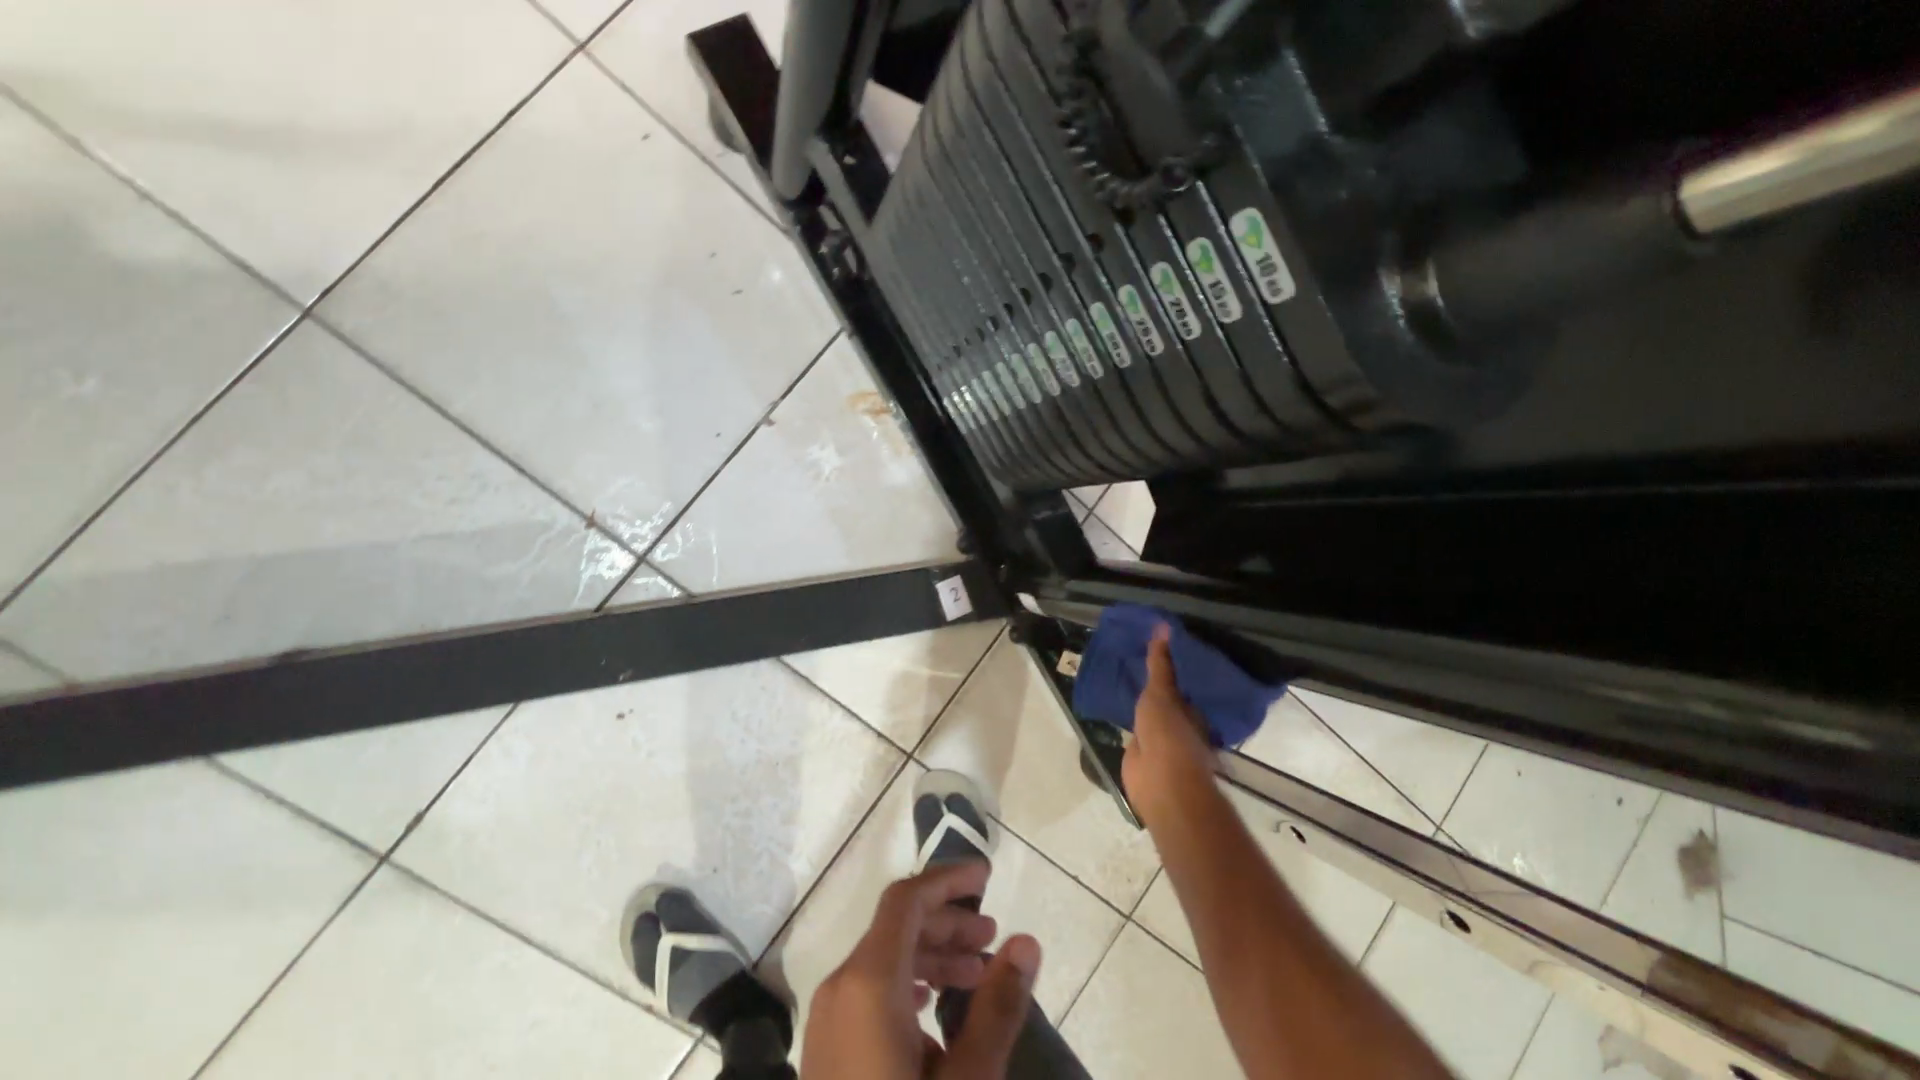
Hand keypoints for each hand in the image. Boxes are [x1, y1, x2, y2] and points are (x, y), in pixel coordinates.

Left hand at [800, 860, 1042, 1079]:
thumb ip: (998, 1006)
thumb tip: (1025, 943)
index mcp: (869, 983)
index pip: (906, 901)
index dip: (948, 879)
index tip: (989, 874)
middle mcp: (841, 987)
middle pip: (896, 927)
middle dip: (948, 922)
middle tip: (995, 938)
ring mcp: (829, 1018)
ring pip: (884, 960)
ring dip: (933, 955)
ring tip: (979, 973)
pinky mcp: (828, 1047)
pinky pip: (872, 991)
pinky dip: (910, 984)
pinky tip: (938, 1012)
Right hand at [1122, 624, 1217, 826]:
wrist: (1157, 779)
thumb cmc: (1168, 733)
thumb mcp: (1161, 693)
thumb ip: (1160, 664)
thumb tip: (1163, 626)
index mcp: (1191, 711)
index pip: (1181, 685)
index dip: (1169, 669)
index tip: (1154, 650)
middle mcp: (1178, 726)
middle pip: (1165, 701)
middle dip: (1153, 688)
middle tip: (1132, 662)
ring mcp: (1159, 743)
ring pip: (1148, 717)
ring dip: (1139, 707)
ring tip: (1120, 681)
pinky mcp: (1140, 756)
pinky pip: (1132, 732)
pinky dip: (1126, 723)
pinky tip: (1114, 710)